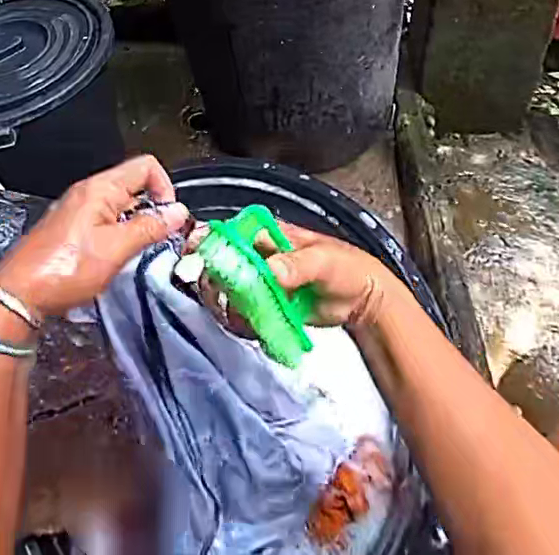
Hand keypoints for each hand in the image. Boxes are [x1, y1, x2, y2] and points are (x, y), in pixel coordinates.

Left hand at [0, 155, 188, 319]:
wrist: (20, 294)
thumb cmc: (61, 270)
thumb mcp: (116, 249)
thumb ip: (149, 228)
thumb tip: (176, 212)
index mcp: (100, 188)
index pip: (146, 166)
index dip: (165, 188)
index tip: (169, 216)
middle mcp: (87, 192)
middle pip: (134, 184)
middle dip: (153, 208)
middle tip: (158, 238)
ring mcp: (78, 209)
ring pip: (120, 205)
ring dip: (136, 224)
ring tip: (135, 252)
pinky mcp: (72, 227)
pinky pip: (105, 220)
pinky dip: (118, 234)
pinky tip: (114, 258)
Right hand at [186, 220, 406, 330]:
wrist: (363, 301)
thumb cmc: (345, 268)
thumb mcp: (323, 260)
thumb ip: (297, 264)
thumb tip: (272, 270)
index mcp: (268, 235)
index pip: (229, 233)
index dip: (209, 241)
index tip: (195, 253)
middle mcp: (258, 256)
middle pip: (221, 263)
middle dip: (213, 278)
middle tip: (218, 293)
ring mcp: (260, 282)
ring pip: (227, 290)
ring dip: (226, 303)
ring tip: (238, 314)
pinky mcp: (266, 306)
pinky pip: (243, 312)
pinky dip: (241, 320)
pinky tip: (250, 326)